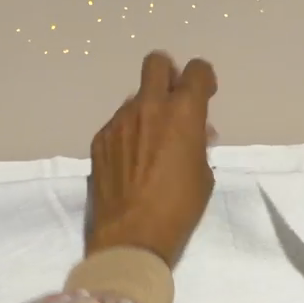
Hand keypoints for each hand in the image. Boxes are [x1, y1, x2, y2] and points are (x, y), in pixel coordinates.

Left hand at [87, 51, 218, 266]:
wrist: (131, 239)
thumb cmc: (177, 212)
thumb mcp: (202, 179)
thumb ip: (198, 146)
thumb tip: (194, 135)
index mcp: (182, 113)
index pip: (196, 71)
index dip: (202, 80)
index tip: (204, 96)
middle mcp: (149, 107)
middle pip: (156, 64)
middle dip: (168, 77)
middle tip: (172, 104)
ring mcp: (119, 122)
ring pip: (135, 99)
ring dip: (145, 113)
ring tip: (149, 148)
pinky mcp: (99, 141)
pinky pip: (117, 126)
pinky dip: (127, 137)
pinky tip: (129, 166)